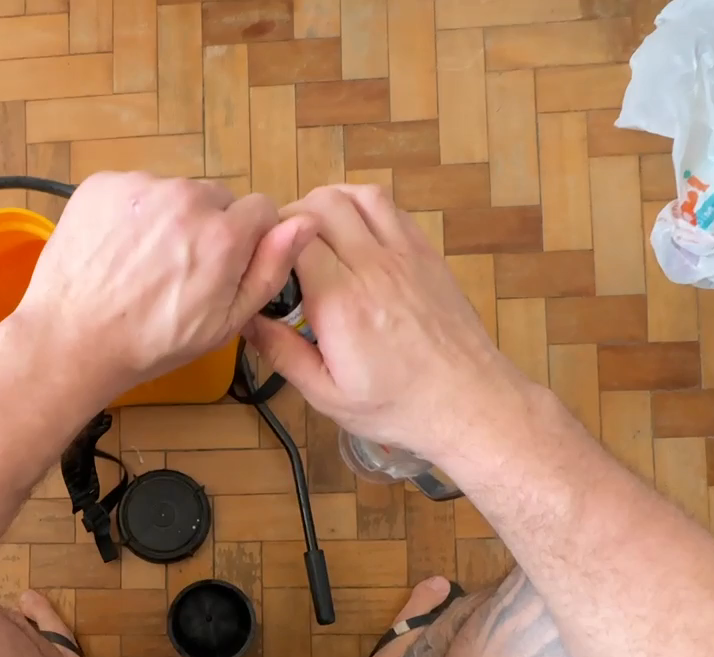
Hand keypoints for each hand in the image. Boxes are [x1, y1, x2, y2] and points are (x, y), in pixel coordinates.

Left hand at [8, 172, 314, 398]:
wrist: (73, 341)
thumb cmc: (151, 344)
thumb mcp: (223, 323)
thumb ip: (268, 270)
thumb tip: (304, 223)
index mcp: (224, 235)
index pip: (260, 210)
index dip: (246, 241)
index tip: (222, 268)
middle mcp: (186, 198)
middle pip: (215, 201)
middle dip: (205, 230)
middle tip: (176, 274)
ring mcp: (141, 187)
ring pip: (172, 195)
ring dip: (166, 221)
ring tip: (141, 267)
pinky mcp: (103, 185)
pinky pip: (133, 192)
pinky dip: (129, 215)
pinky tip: (116, 254)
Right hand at [242, 185, 530, 460]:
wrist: (466, 401)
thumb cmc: (394, 405)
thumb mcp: (325, 394)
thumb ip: (282, 353)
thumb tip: (247, 320)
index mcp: (340, 303)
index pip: (296, 240)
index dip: (270, 240)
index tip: (259, 260)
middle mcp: (372, 267)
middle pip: (324, 205)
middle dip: (292, 216)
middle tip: (280, 247)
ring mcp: (405, 255)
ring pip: (359, 195)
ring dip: (328, 202)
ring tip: (313, 231)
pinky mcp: (426, 254)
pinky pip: (391, 208)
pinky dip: (363, 207)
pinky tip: (352, 233)